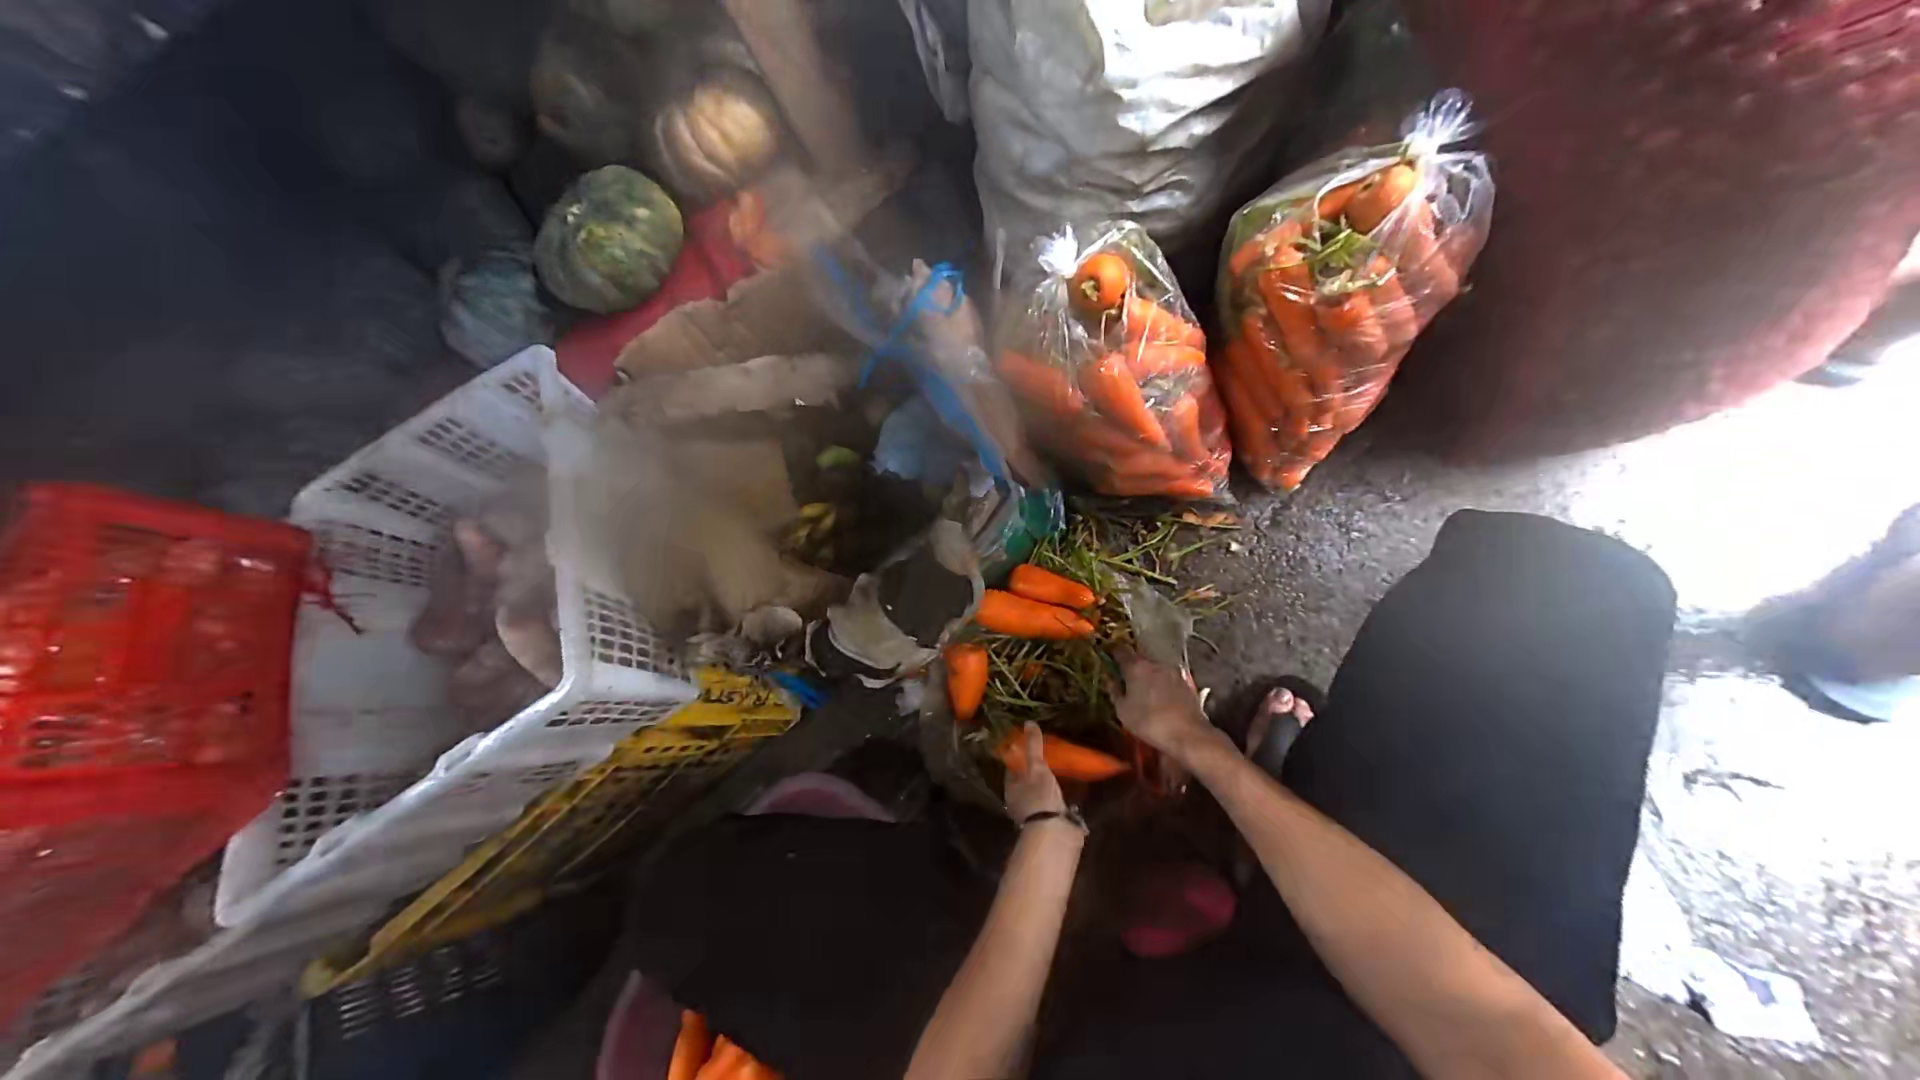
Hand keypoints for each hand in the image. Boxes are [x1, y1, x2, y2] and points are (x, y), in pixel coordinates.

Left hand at [1003, 722, 1067, 821]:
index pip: (1012, 768)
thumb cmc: (1039, 797)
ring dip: (1047, 788)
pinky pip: (1053, 807)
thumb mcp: (1036, 767)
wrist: (1054, 833)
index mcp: (1011, 788)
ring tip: (1061, 775)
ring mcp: (1034, 815)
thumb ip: (1032, 746)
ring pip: (1039, 796)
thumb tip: (1028, 723)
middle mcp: (1019, 802)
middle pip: (1026, 782)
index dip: (1019, 757)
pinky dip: (1059, 801)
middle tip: (1048, 759)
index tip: (1029, 747)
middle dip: (1035, 773)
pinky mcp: (1050, 824)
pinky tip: (1068, 795)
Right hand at [1112, 648, 1217, 762]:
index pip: (1121, 650)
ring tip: (1141, 687)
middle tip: (1123, 675)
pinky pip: (1166, 677)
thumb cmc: (1149, 722)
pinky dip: (1160, 682)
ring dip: (1147, 674)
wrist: (1188, 734)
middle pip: (1139, 657)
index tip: (1107, 654)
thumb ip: (1115, 692)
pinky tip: (1158, 695)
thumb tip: (1110, 681)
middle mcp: (1155, 663)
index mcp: (1136, 667)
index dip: (1112, 650)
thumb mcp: (1123, 711)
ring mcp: (1172, 671)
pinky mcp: (1185, 682)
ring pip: (1154, 667)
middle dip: (1130, 664)